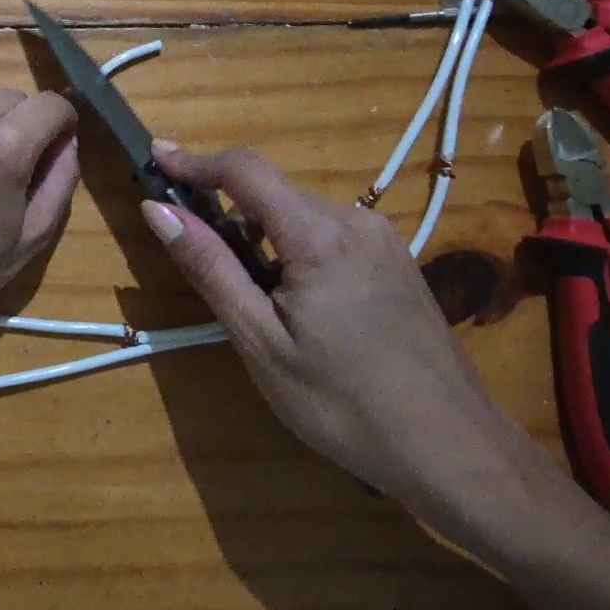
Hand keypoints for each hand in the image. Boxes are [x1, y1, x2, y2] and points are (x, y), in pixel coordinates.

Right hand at [139, 143, 533, 502]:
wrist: (455, 451)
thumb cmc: (345, 404)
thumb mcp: (261, 342)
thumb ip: (211, 267)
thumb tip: (157, 209)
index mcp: (318, 235)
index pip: (245, 169)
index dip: (195, 160)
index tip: (154, 158)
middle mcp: (354, 221)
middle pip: (272, 192)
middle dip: (226, 211)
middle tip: (194, 258)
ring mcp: (381, 240)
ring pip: (299, 215)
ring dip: (260, 235)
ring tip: (250, 299)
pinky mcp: (395, 262)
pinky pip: (328, 235)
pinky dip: (293, 249)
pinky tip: (295, 306)